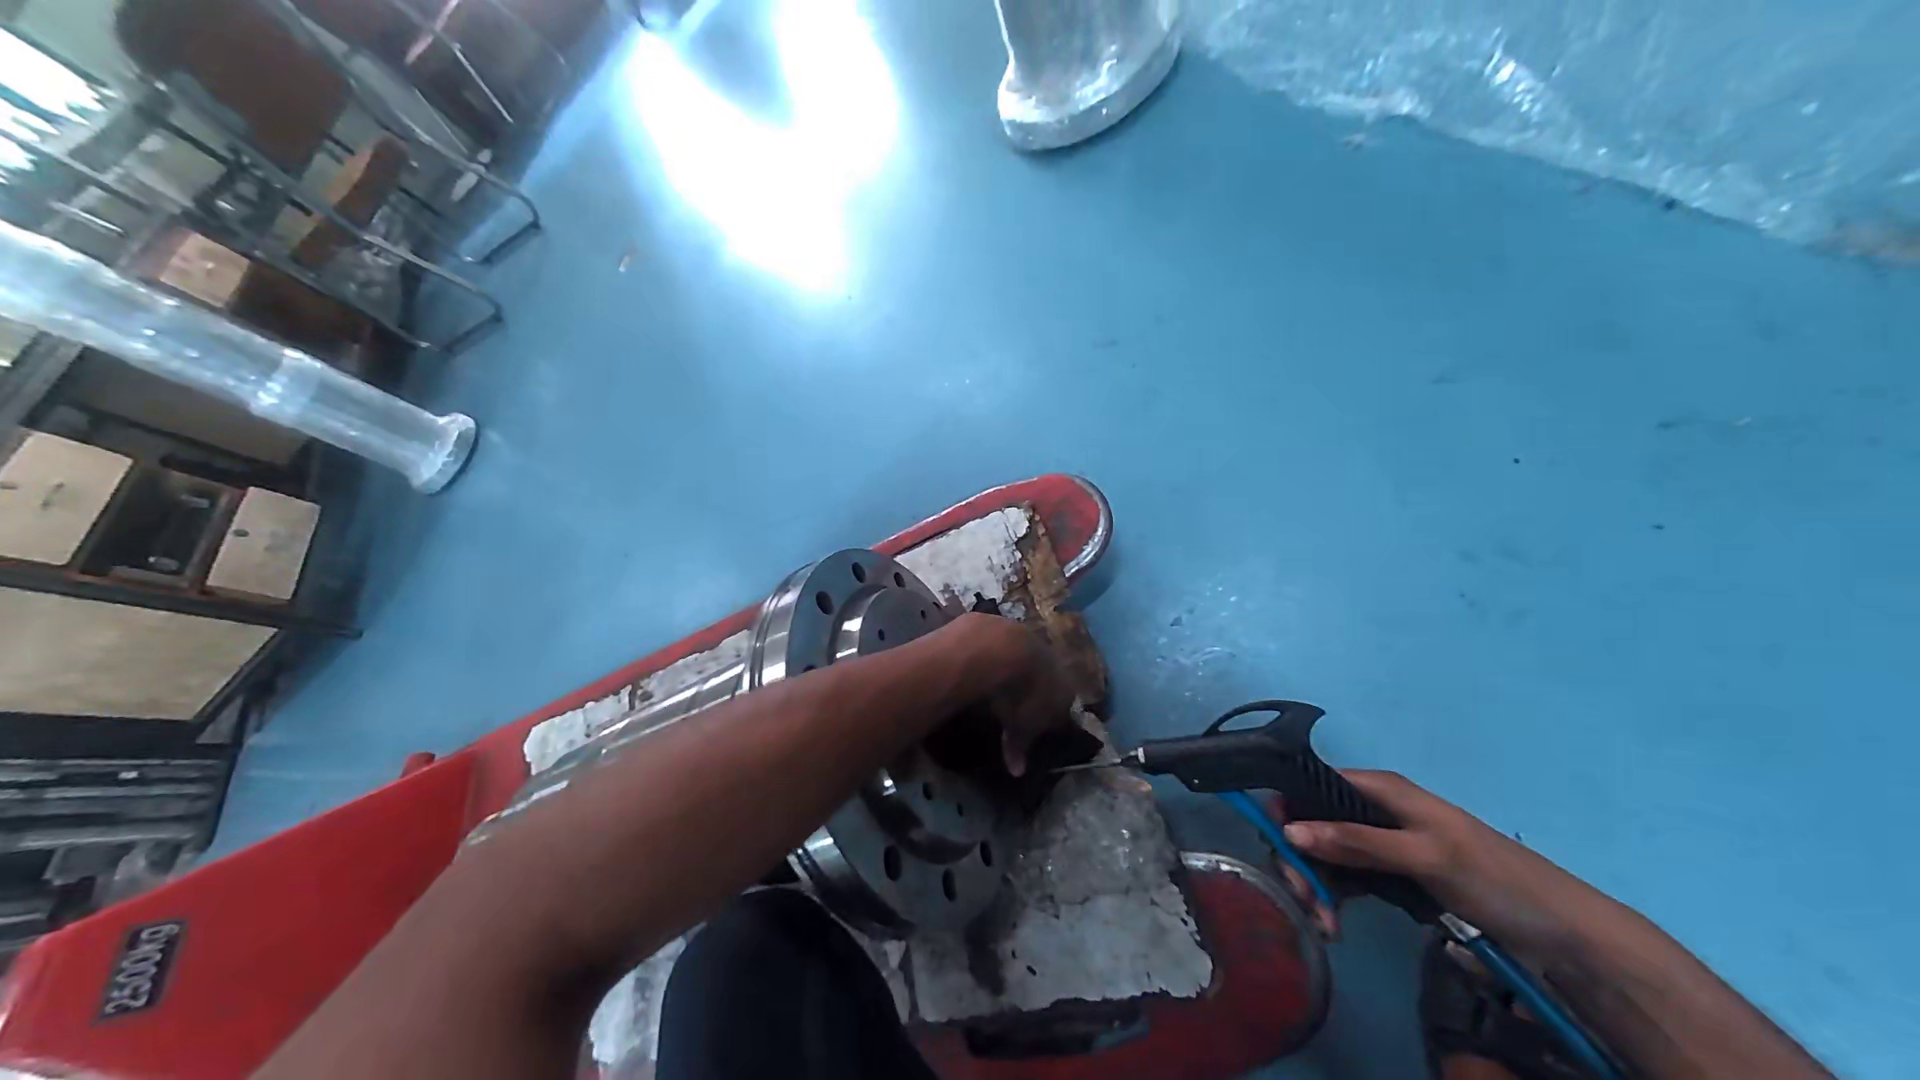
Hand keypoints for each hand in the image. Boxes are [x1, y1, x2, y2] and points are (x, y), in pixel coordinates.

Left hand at [953, 613, 1074, 775]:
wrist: (999, 649)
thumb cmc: (1018, 696)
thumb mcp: (1020, 728)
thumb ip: (1019, 747)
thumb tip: (1017, 771)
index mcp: (1061, 685)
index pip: (1062, 702)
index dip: (1049, 715)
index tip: (1037, 724)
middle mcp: (1048, 658)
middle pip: (1042, 674)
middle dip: (1030, 685)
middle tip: (1012, 700)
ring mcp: (1023, 635)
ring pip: (1019, 653)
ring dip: (1008, 664)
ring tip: (990, 680)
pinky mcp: (995, 621)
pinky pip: (992, 640)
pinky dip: (984, 651)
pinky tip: (971, 661)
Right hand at [1277, 770, 1597, 959]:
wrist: (1563, 933)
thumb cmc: (1494, 878)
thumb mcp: (1424, 855)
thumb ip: (1356, 842)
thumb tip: (1289, 830)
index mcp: (1379, 789)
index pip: (1311, 786)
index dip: (1287, 812)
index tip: (1280, 850)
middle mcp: (1374, 810)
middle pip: (1313, 824)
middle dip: (1301, 860)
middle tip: (1305, 899)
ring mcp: (1383, 843)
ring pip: (1327, 855)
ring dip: (1317, 886)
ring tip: (1324, 923)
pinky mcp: (1393, 874)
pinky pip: (1348, 879)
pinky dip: (1336, 899)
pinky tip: (1335, 924)